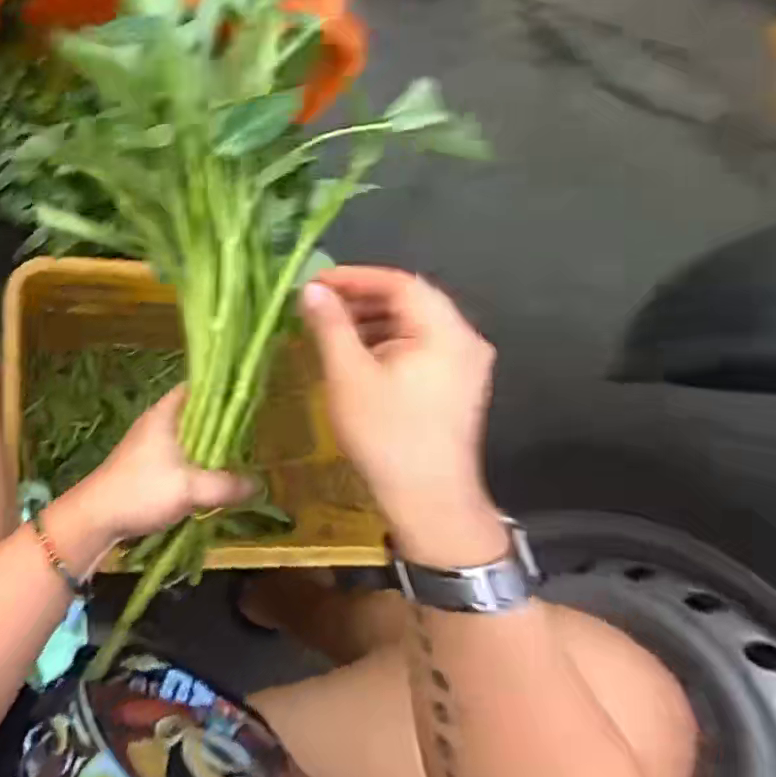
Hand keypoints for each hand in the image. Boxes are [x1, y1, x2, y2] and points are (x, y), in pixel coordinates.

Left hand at [64, 384, 255, 543]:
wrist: (98, 515)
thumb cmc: (142, 491)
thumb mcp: (190, 489)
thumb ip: (227, 485)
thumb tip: (258, 484)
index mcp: (164, 414)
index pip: (195, 388)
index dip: (220, 391)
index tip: (248, 402)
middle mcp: (157, 422)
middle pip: (195, 413)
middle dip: (222, 424)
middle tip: (253, 436)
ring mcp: (150, 443)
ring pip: (188, 437)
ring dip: (210, 447)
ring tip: (239, 458)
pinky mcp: (148, 465)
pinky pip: (181, 455)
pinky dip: (198, 462)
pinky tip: (214, 478)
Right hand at [299, 266, 505, 565]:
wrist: (428, 500)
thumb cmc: (386, 432)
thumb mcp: (348, 373)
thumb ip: (330, 324)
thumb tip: (311, 289)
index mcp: (445, 333)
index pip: (401, 283)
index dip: (355, 276)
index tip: (314, 282)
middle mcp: (463, 341)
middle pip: (410, 300)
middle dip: (359, 297)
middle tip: (315, 303)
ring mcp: (463, 365)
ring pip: (412, 323)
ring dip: (369, 318)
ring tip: (326, 326)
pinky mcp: (453, 384)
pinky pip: (417, 345)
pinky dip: (383, 339)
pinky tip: (351, 352)